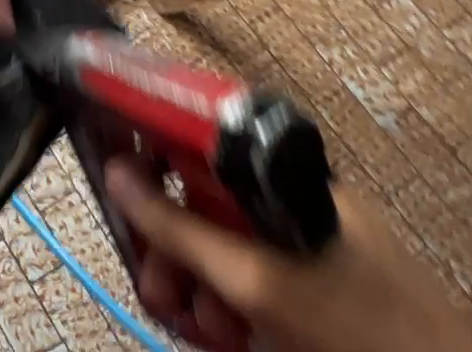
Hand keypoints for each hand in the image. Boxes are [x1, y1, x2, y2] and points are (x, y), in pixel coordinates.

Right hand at [104, 160, 471, 351]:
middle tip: (155, 287)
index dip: (151, 154)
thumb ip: (179, 228)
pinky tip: (223, 335)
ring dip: (190, 283)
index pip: (197, 140)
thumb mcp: (257, 282)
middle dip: (166, 246)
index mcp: (284, 177)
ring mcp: (301, 243)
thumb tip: (112, 171)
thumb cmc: (360, 330)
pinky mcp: (309, 282)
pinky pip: (242, 275)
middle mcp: (287, 199)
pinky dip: (221, 302)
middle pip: (198, 200)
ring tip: (194, 325)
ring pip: (214, 243)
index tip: (116, 184)